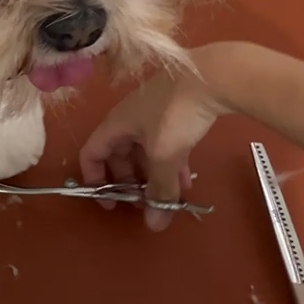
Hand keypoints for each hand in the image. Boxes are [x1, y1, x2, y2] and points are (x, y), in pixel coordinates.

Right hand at [79, 47, 232, 230]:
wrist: (211, 78)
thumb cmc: (176, 113)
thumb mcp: (165, 155)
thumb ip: (159, 190)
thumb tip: (154, 226)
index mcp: (116, 124)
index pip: (92, 153)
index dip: (95, 179)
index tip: (110, 202)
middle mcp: (128, 120)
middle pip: (118, 155)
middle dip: (129, 182)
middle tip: (144, 203)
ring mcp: (151, 115)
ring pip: (143, 152)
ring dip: (152, 176)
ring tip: (169, 197)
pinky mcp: (173, 114)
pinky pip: (163, 145)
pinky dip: (169, 165)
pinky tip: (186, 181)